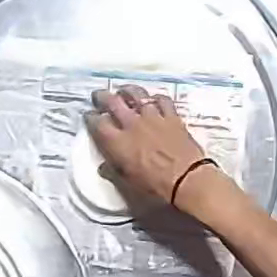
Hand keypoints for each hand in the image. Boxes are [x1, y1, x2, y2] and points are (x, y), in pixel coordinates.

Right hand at [85, 86, 228, 214]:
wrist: (186, 178)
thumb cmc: (155, 185)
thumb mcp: (128, 182)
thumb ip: (114, 171)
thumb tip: (103, 167)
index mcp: (117, 142)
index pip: (97, 123)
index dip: (91, 118)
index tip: (90, 116)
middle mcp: (132, 124)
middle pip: (112, 102)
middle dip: (103, 97)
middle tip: (100, 96)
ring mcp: (153, 117)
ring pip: (136, 94)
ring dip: (127, 91)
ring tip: (124, 91)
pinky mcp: (172, 117)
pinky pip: (162, 100)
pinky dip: (156, 98)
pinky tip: (154, 99)